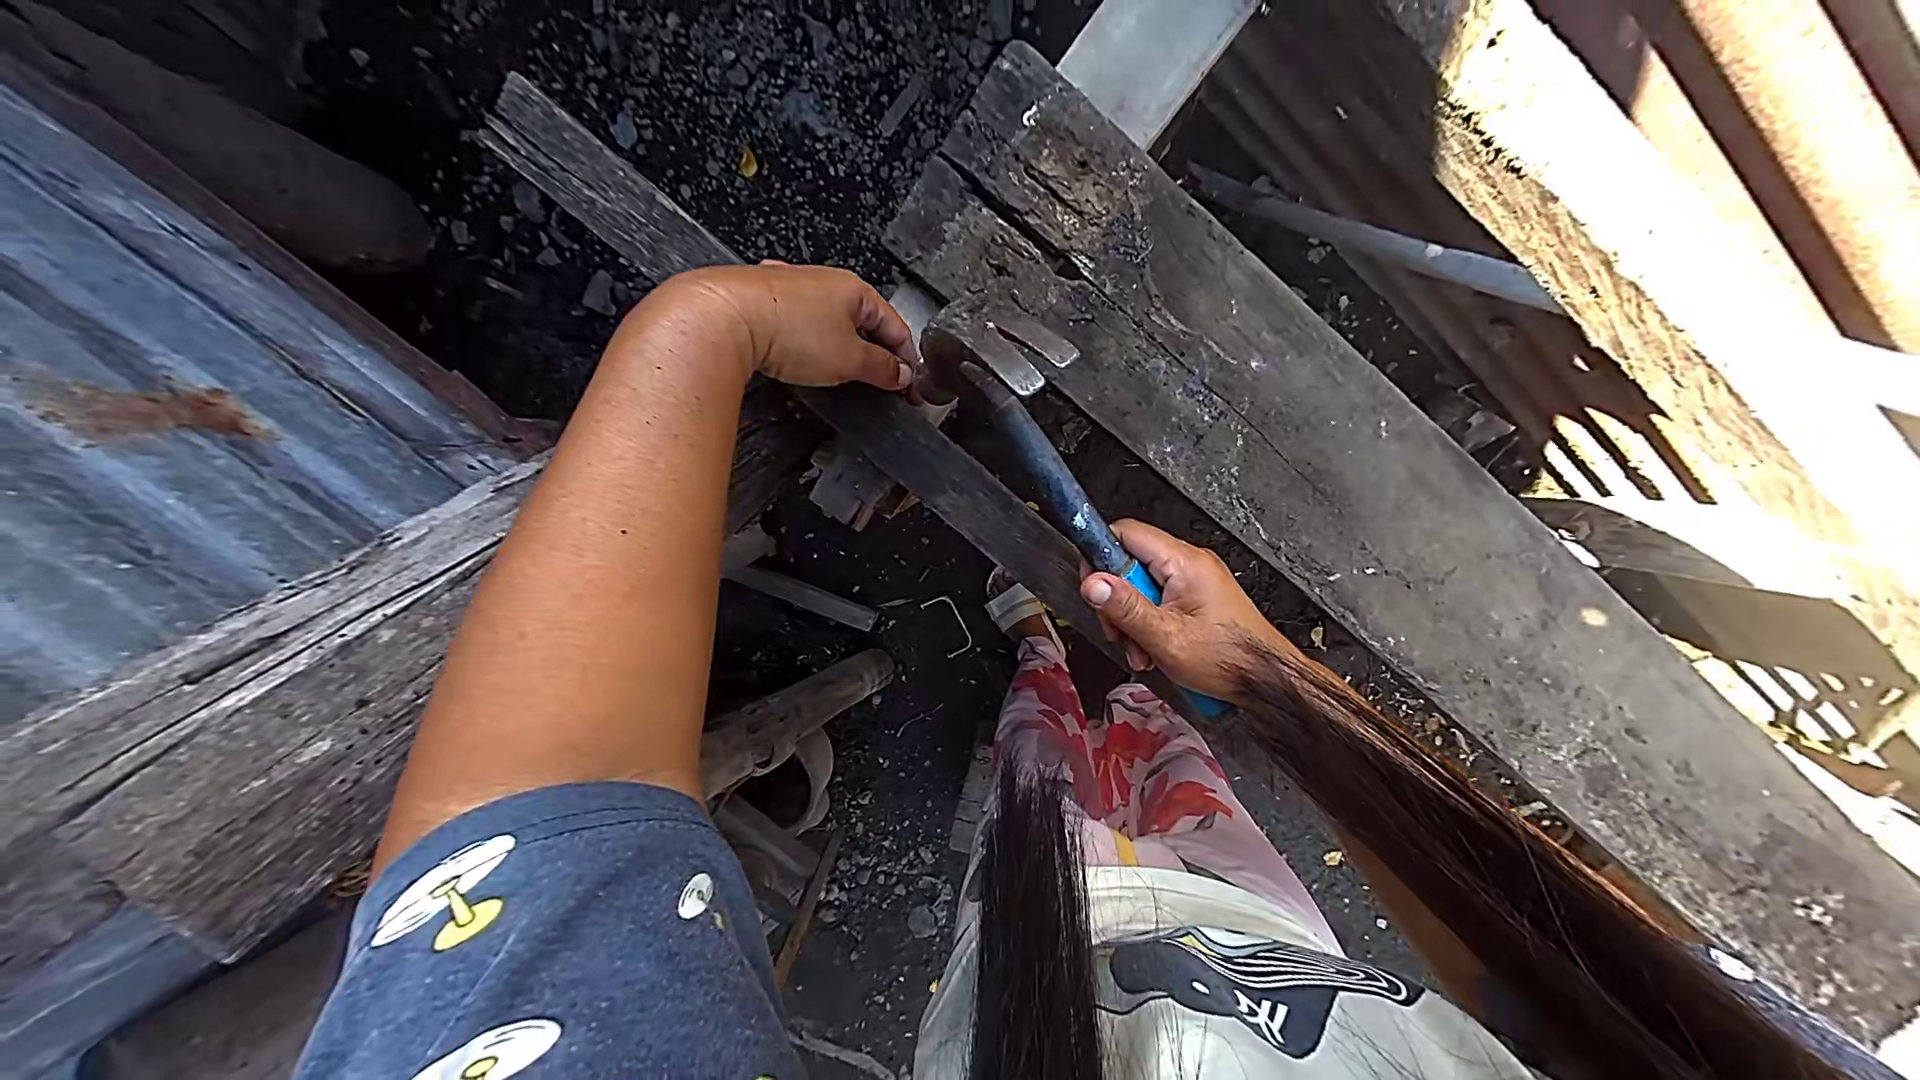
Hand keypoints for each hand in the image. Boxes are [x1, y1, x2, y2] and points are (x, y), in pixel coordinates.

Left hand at [646, 262, 919, 390]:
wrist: (724, 319)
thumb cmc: (785, 328)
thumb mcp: (850, 358)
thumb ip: (881, 367)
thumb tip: (899, 373)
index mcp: (855, 289)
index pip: (896, 326)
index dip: (907, 360)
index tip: (909, 386)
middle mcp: (826, 283)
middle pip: (865, 326)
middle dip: (876, 357)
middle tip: (882, 387)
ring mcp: (795, 292)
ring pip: (833, 327)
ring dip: (844, 353)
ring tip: (844, 378)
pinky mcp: (768, 306)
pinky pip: (804, 330)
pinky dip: (813, 349)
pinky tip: (807, 364)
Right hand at [1078, 520, 1303, 700]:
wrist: (1267, 681)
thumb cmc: (1231, 660)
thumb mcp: (1167, 638)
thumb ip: (1125, 609)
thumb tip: (1093, 584)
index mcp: (1185, 562)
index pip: (1125, 533)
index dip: (1101, 558)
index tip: (1095, 588)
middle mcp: (1191, 563)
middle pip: (1130, 563)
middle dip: (1118, 601)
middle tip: (1122, 631)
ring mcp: (1194, 579)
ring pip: (1141, 586)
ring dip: (1132, 619)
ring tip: (1143, 648)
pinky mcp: (1196, 595)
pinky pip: (1158, 599)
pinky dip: (1149, 623)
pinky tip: (1155, 647)